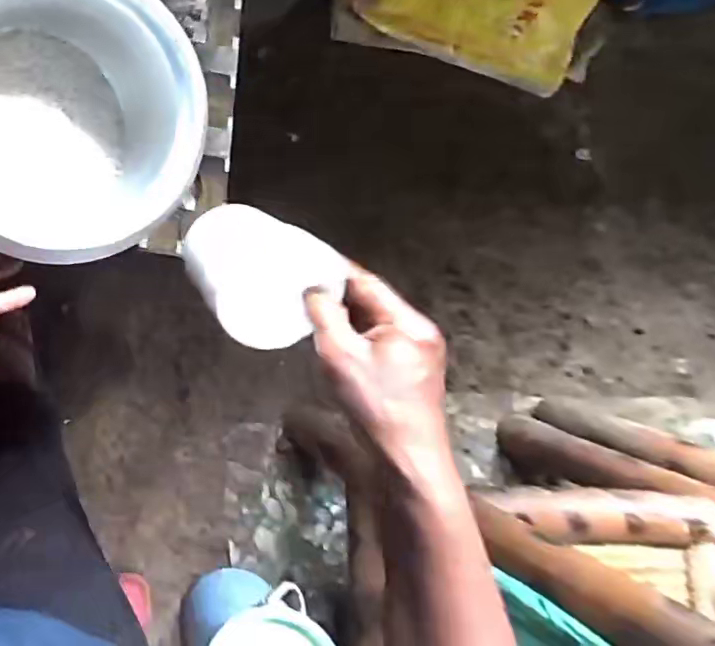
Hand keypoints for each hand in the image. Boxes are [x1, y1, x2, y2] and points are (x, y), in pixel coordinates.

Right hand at [304, 268, 448, 468]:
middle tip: (297, 282)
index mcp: (408, 323)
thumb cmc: (373, 402)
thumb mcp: (339, 352)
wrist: (405, 457)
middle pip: (368, 298)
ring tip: (306, 304)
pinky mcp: (406, 367)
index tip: (301, 257)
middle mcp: (417, 331)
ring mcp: (414, 350)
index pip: (365, 281)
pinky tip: (326, 332)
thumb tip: (313, 289)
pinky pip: (371, 335)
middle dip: (333, 290)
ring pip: (368, 317)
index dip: (332, 267)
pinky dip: (348, 329)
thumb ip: (324, 312)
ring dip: (340, 311)